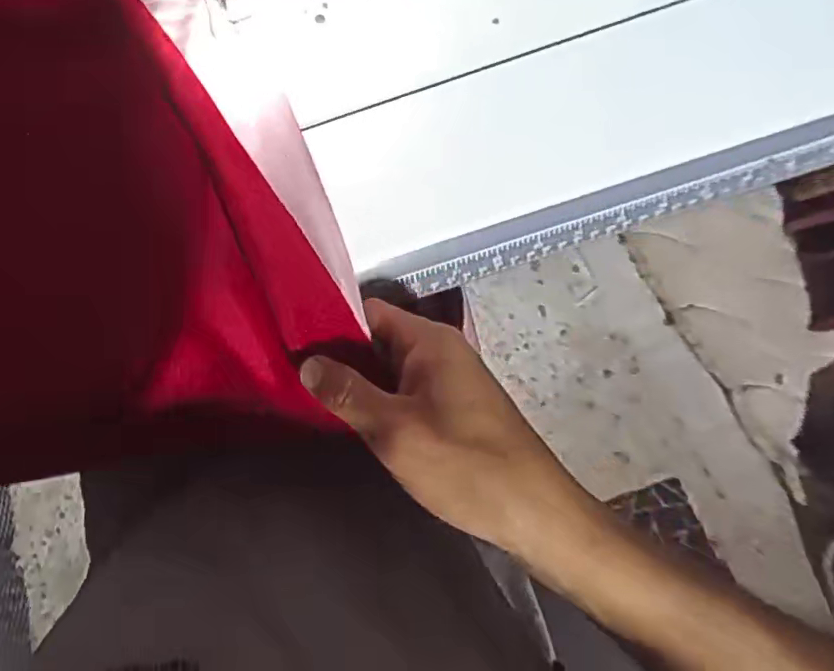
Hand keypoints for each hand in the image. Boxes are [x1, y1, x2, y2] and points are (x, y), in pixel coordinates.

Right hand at [300, 299, 595, 554]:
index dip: (326, 320)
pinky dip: (374, 398)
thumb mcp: (395, 431)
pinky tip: (349, 416)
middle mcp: (438, 350)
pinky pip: (399, 389)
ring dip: (353, 380)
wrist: (544, 523)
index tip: (290, 337)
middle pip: (372, 337)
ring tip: (309, 391)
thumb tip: (305, 363)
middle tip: (291, 368)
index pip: (365, 310)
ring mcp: (446, 379)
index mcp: (428, 341)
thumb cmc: (468, 467)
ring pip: (384, 366)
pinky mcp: (449, 407)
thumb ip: (346, 393)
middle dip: (335, 354)